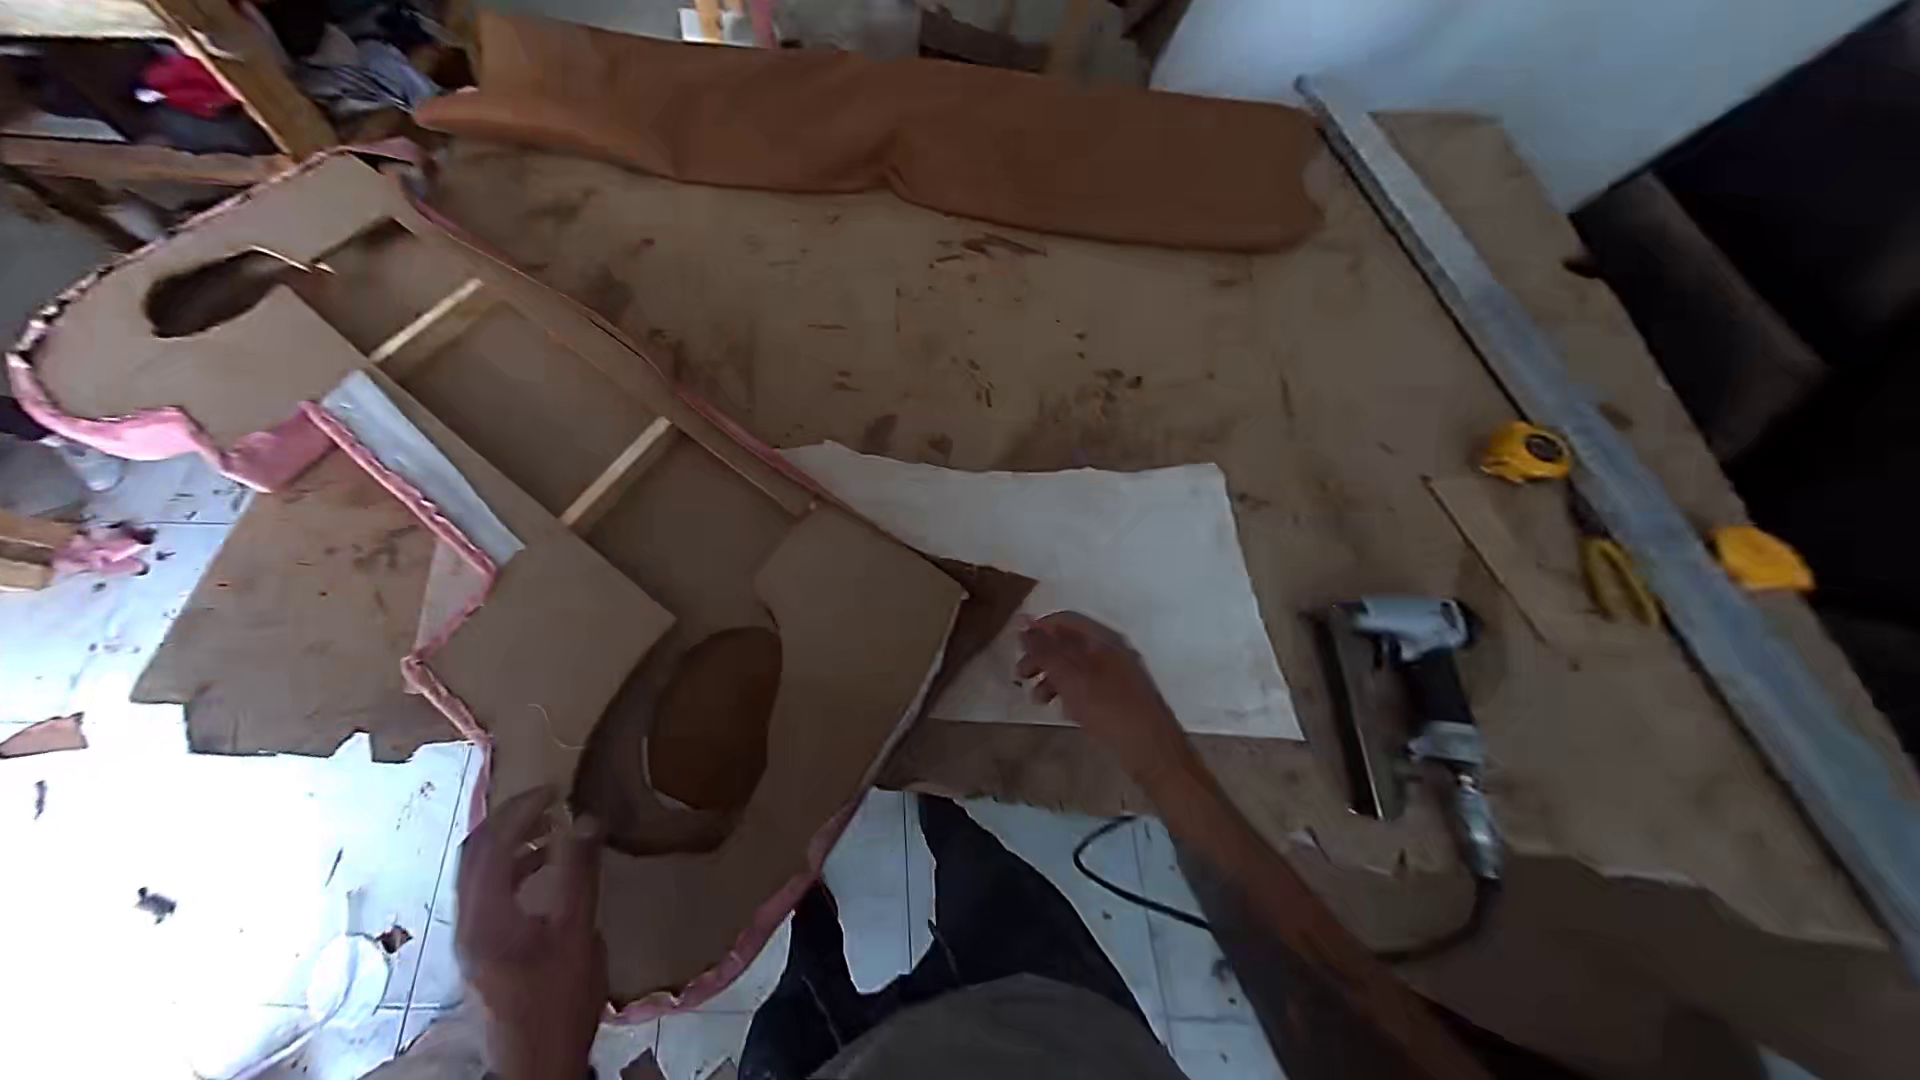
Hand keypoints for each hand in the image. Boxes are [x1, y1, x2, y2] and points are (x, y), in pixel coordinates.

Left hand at [456, 786, 605, 1079]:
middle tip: (548, 798)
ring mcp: (471, 937)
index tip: (554, 788)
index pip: (490, 845)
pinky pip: (491, 889)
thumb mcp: (576, 930)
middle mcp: (467, 922)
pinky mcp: (483, 946)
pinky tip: (547, 864)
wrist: (538, 1061)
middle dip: (509, 818)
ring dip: (512, 840)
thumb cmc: (559, 996)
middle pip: (474, 854)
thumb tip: (586, 819)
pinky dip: (516, 864)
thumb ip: (578, 872)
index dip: (519, 809)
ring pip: (480, 871)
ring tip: (551, 824)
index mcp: (485, 917)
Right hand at [1016, 612, 1198, 787]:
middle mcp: (1111, 651)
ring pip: (1076, 668)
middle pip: (1068, 644)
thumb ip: (1045, 651)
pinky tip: (1065, 712)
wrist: (1152, 751)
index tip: (1016, 646)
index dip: (1038, 629)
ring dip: (1053, 678)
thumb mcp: (1071, 678)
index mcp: (1103, 640)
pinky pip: (1088, 686)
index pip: (1064, 621)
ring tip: (1038, 700)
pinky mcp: (1119, 697)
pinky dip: (1071, 693)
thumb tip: (1023, 622)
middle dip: (1042, 657)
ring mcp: (1117, 675)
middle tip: (1021, 675)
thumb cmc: (1109, 710)